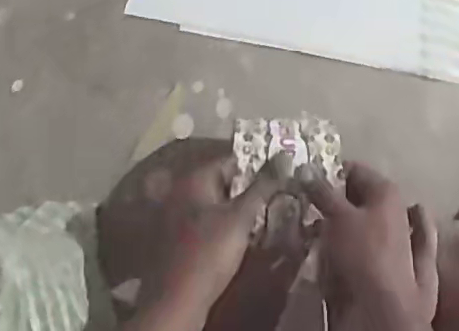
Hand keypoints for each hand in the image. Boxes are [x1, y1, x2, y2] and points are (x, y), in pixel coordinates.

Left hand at [153, 151, 295, 314]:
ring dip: (231, 209)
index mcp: (194, 177)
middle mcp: (180, 188)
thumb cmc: (210, 252)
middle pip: (221, 181)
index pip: (231, 161)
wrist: (177, 302)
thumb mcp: (242, 217)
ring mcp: (173, 214)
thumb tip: (285, 157)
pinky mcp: (173, 238)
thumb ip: (263, 186)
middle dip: (244, 190)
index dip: (255, 169)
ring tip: (256, 219)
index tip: (275, 181)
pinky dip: (217, 224)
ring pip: (212, 202)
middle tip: (269, 200)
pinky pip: (202, 221)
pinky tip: (233, 237)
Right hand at [305, 163, 438, 330]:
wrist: (382, 314)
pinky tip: (336, 252)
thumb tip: (308, 168)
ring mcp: (399, 241)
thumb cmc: (362, 254)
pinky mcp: (392, 269)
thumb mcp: (337, 217)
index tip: (306, 186)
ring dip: (337, 229)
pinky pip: (366, 251)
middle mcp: (397, 210)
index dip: (329, 175)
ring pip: (362, 225)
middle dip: (332, 204)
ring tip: (312, 235)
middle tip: (306, 212)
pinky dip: (351, 248)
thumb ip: (322, 191)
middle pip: (358, 199)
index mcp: (387, 191)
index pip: (354, 170)